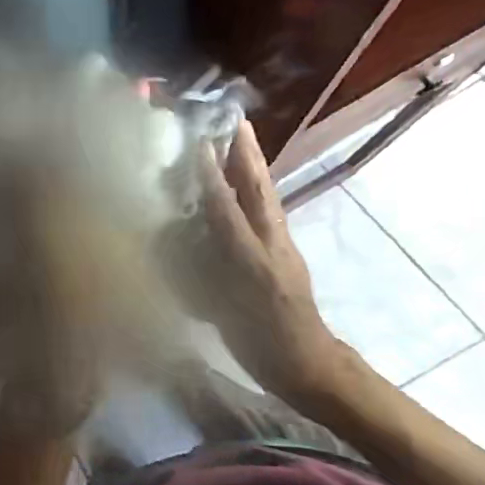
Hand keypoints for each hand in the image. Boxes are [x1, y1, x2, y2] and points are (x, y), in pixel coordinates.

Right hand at [172, 120, 351, 401]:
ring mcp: (282, 246)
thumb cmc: (263, 342)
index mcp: (255, 255)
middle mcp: (271, 242)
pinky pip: (269, 211)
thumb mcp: (228, 310)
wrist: (308, 363)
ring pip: (267, 197)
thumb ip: (204, 274)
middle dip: (247, 154)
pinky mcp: (285, 254)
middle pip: (258, 190)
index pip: (230, 206)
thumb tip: (175, 241)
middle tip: (236, 120)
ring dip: (255, 165)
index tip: (201, 142)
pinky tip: (249, 183)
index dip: (214, 175)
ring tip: (242, 139)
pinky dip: (259, 188)